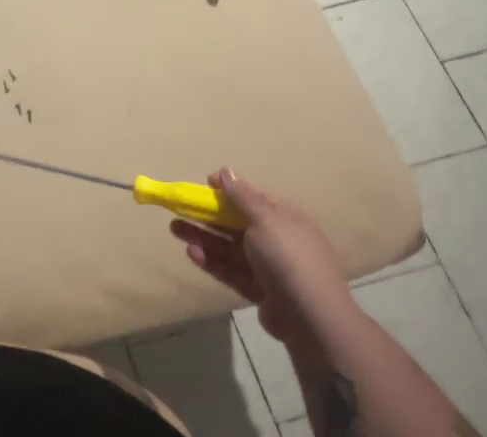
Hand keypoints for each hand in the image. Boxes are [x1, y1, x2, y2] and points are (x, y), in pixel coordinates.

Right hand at [171, 169, 352, 345]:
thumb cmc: (288, 257)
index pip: (255, 199)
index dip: (229, 190)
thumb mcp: (265, 219)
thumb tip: (226, 170)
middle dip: (208, 216)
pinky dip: (212, 261)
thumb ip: (242, 196)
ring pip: (230, 248)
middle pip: (237, 224)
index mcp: (286, 219)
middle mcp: (278, 241)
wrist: (311, 317)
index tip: (204, 184)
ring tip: (174, 229)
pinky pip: (231, 271)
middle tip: (178, 209)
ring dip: (203, 238)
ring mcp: (269, 268)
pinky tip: (191, 253)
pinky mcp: (259, 290)